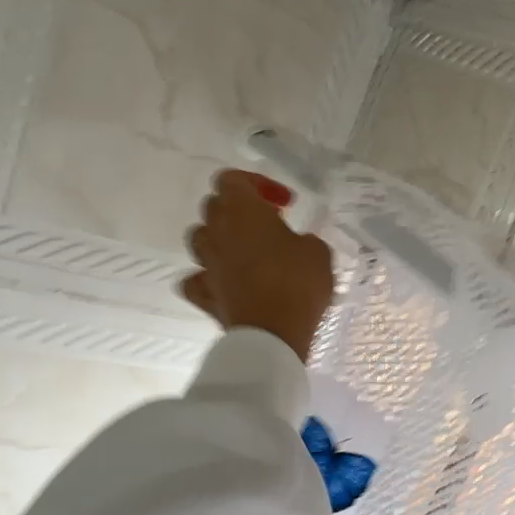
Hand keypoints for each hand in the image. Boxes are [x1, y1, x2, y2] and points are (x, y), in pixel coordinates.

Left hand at [182, 170, 334, 362]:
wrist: (272, 335)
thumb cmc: (297, 285)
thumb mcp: (318, 252)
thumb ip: (305, 239)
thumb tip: (298, 245)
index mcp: (242, 210)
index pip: (232, 179)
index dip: (257, 185)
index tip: (284, 204)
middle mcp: (216, 231)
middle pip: (214, 206)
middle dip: (240, 211)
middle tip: (269, 226)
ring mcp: (205, 264)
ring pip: (201, 239)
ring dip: (221, 240)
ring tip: (247, 253)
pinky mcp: (204, 295)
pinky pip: (196, 279)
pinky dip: (208, 278)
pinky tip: (224, 284)